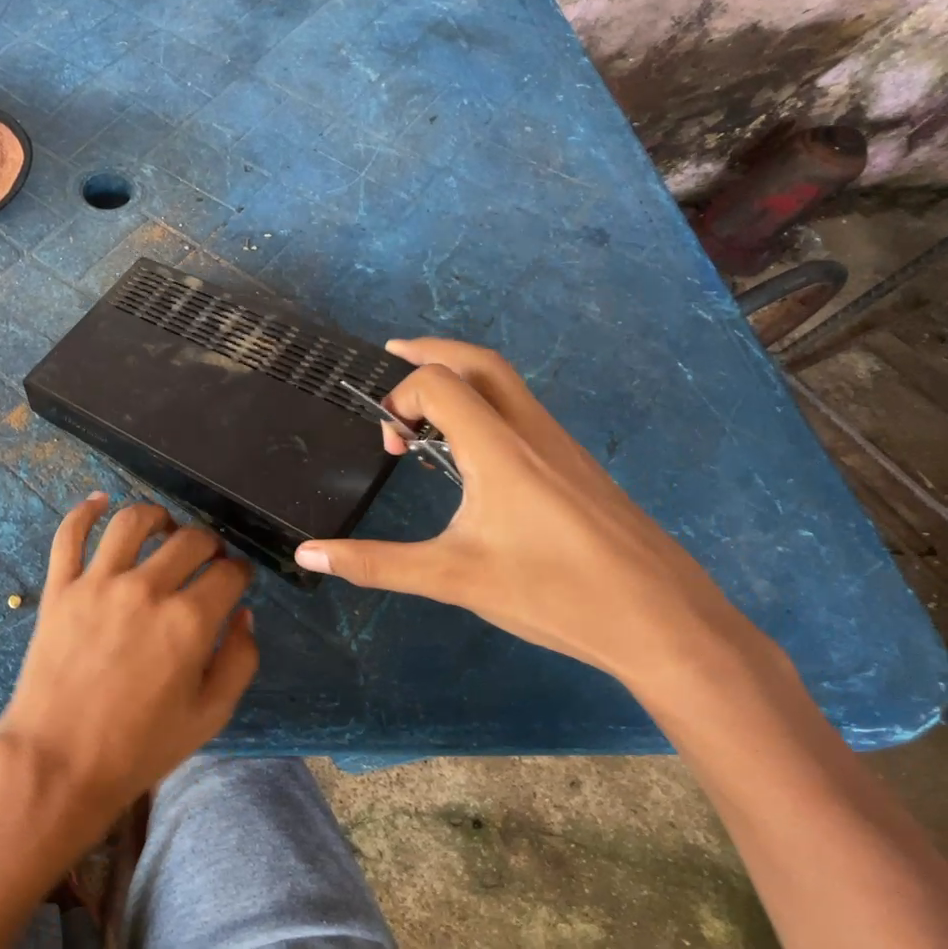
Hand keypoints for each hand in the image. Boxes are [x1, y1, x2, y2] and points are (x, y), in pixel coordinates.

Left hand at [0, 496, 257, 816]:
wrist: (60, 758)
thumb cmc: (140, 746)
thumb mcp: (209, 715)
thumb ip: (238, 660)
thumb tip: (243, 615)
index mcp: (189, 621)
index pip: (228, 574)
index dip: (239, 573)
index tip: (236, 579)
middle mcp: (146, 589)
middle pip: (187, 541)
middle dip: (207, 544)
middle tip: (205, 557)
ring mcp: (97, 583)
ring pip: (131, 522)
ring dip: (156, 516)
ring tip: (162, 527)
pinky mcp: (59, 586)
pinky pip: (70, 534)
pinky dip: (84, 510)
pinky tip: (99, 500)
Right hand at [295, 338, 757, 692]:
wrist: (669, 626)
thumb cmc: (556, 596)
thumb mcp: (452, 580)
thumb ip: (374, 564)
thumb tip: (308, 555)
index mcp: (499, 450)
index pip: (438, 383)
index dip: (399, 398)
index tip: (389, 446)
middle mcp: (532, 435)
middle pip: (481, 361)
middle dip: (431, 351)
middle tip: (393, 355)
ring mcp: (562, 450)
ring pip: (509, 386)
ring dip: (461, 380)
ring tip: (423, 410)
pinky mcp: (578, 470)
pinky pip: (524, 414)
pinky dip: (486, 408)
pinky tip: (471, 454)